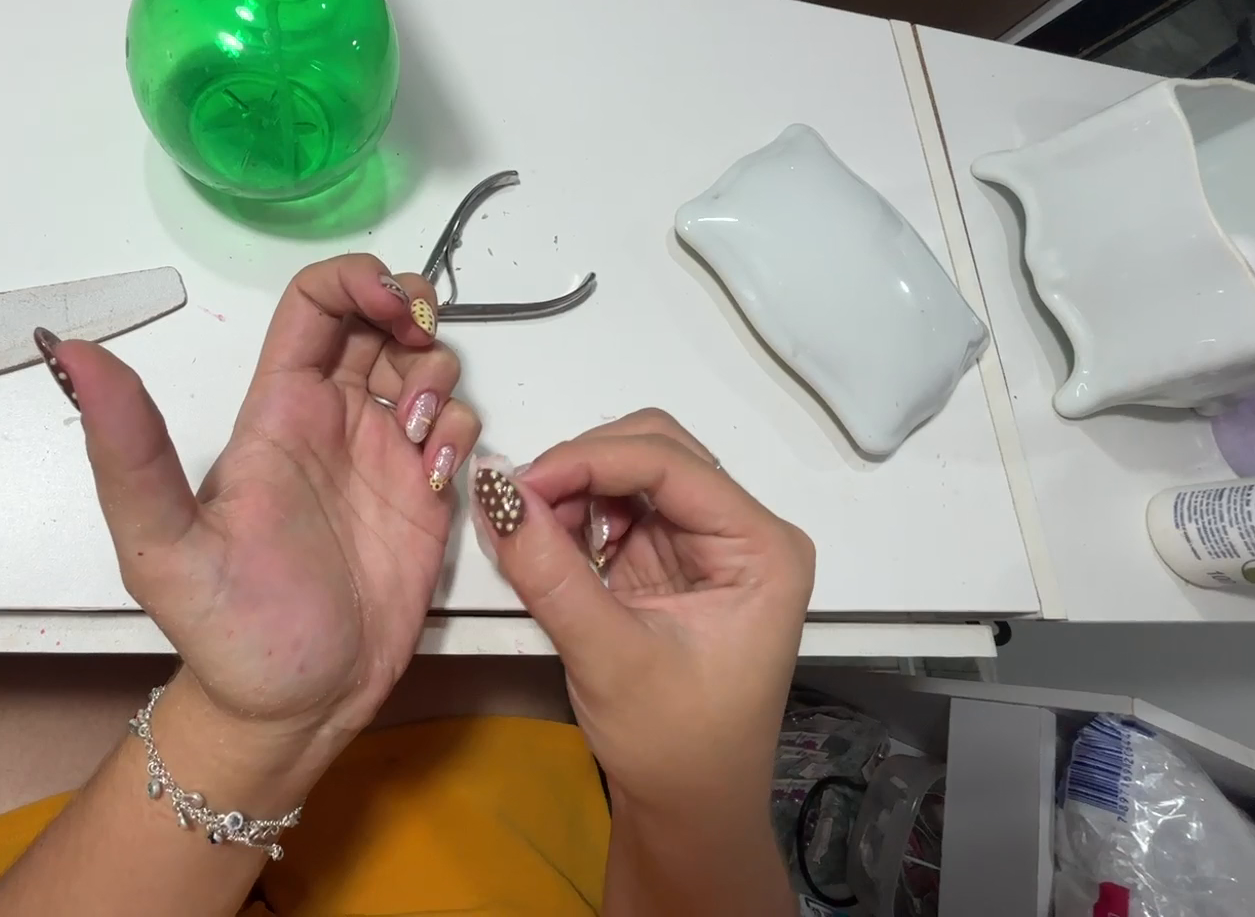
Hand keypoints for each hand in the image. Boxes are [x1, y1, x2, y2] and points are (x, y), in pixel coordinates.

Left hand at [42, 256, 477, 762]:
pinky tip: (436, 478)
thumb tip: (69, 352)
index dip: (355, 281)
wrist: (295, 706)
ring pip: (425, 366)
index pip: (315, 304)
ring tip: (418, 440)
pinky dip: (459, 432)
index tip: (389, 305)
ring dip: (437, 375)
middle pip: (378, 319)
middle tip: (418, 346)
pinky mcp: (424, 492)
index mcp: (277, 409)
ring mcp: (382, 453)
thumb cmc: (230, 630)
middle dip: (408, 309)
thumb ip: (129, 452)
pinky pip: (456, 429)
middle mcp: (333, 417)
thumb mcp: (165, 546)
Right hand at [476, 409, 813, 807]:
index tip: (520, 487)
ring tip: (535, 536)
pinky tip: (551, 547)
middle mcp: (738, 529)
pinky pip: (611, 503)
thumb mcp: (609, 659)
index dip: (590, 460)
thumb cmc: (673, 745)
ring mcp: (700, 539)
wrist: (684, 806)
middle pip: (653, 448)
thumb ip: (551, 573)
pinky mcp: (664, 554)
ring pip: (627, 468)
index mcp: (760, 548)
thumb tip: (494, 491)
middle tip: (525, 508)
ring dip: (573, 488)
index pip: (672, 463)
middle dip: (583, 467)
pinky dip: (572, 512)